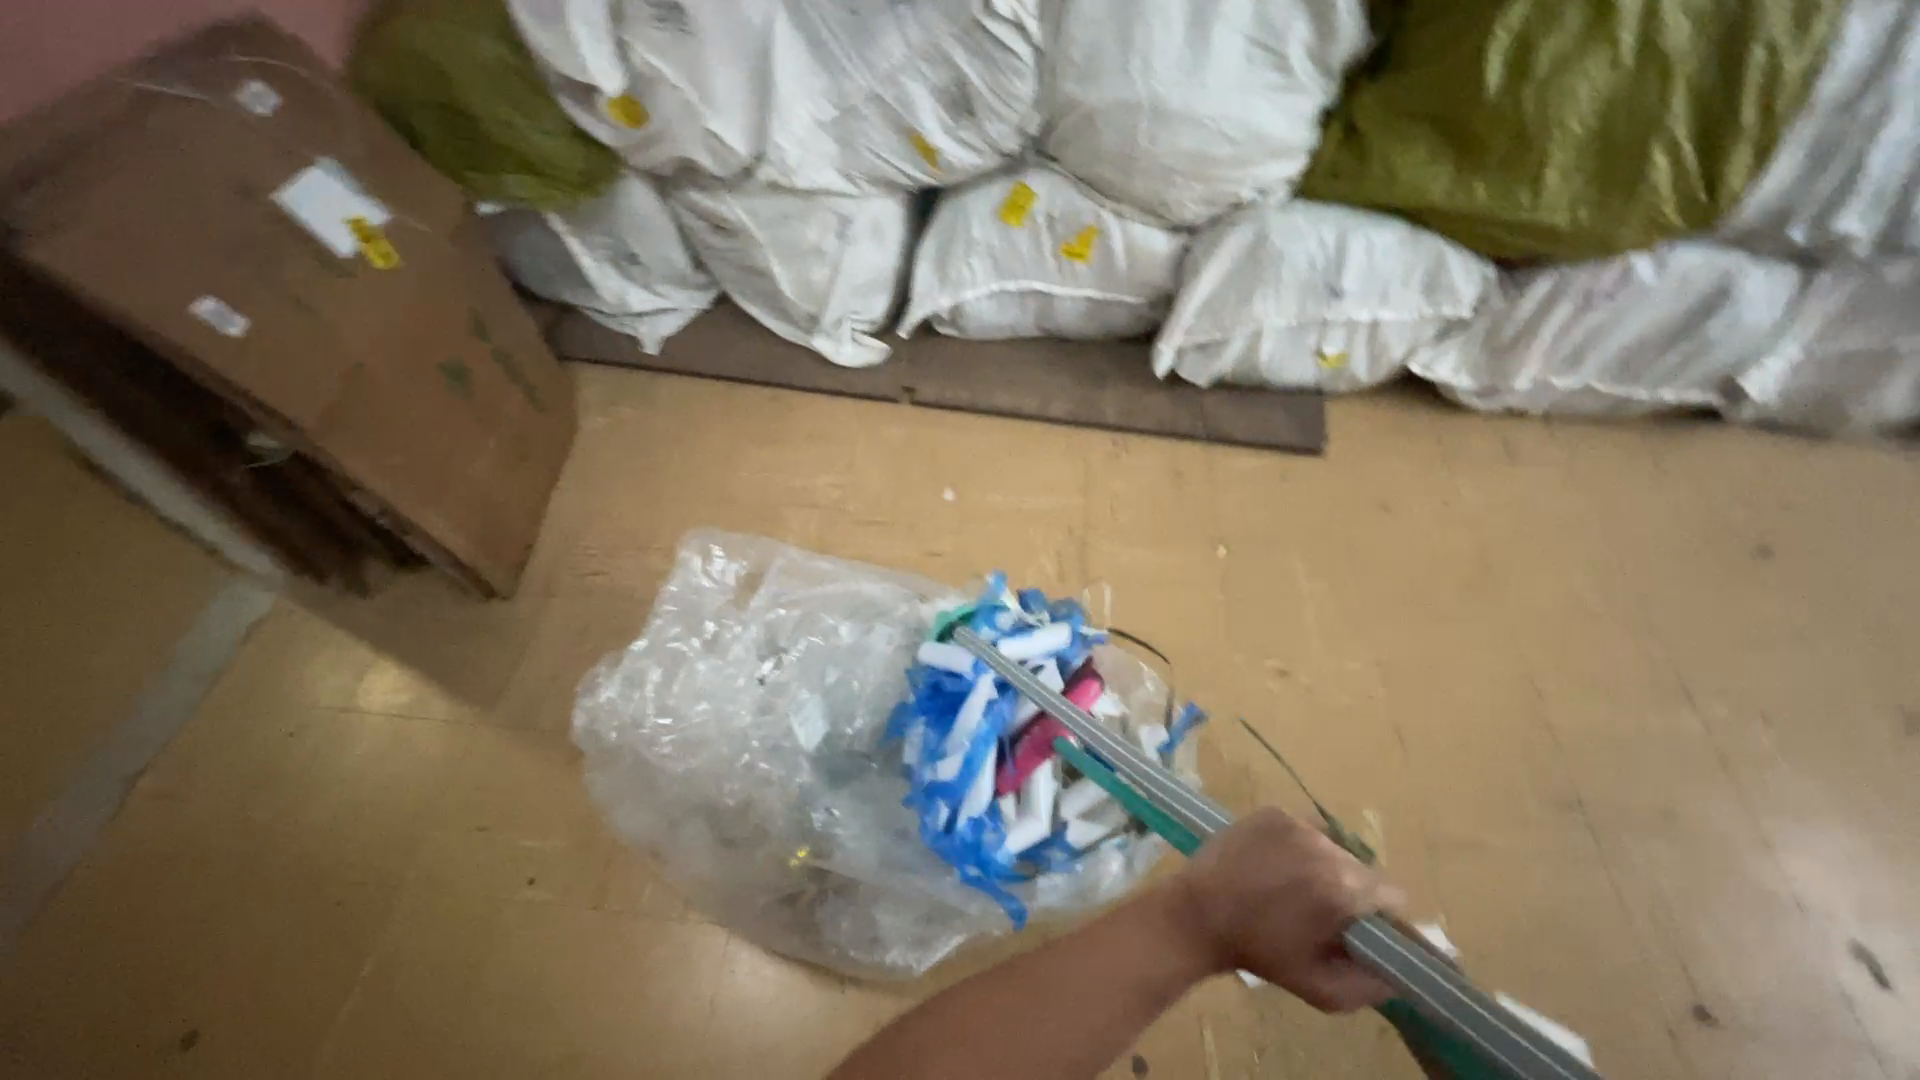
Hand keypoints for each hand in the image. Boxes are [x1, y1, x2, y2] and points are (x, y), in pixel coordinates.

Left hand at [1170, 807, 1404, 1011]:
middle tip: (1319, 909)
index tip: (1358, 926)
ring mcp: (1297, 824)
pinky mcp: (1273, 813)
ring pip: (1335, 846)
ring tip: (1293, 885)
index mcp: (1344, 889)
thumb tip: (1399, 974)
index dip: (1379, 915)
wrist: (1198, 914)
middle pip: (1363, 869)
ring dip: (1325, 865)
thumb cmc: (1259, 953)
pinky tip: (1277, 863)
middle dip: (1350, 890)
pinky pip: (1306, 828)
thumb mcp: (1321, 989)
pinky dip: (1301, 844)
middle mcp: (1326, 848)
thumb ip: (1371, 987)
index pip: (1392, 896)